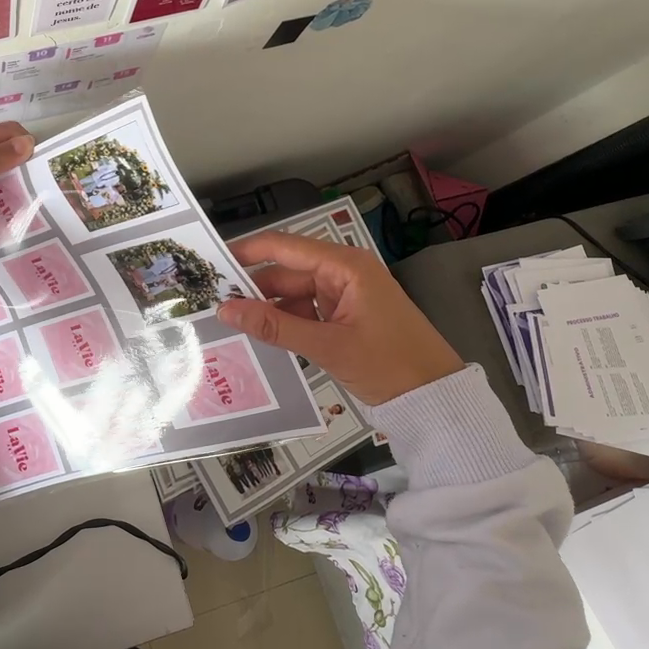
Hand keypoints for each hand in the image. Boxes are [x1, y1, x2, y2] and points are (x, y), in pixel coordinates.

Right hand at [220, 232, 462, 405]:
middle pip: (285, 272)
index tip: (211, 264)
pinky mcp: (345, 317)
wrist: (438, 402)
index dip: (246, 252)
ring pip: (292, 294)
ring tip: (229, 323)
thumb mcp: (327, 346)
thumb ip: (274, 326)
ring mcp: (344, 295)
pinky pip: (305, 311)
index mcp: (344, 265)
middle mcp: (342, 272)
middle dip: (252, 288)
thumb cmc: (390, 365)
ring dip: (267, 309)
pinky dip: (285, 322)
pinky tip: (261, 336)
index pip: (283, 246)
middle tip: (213, 304)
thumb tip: (225, 310)